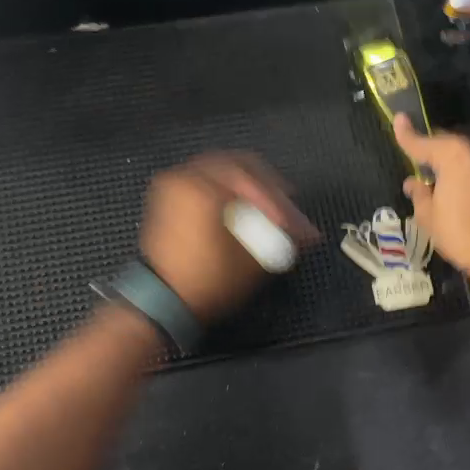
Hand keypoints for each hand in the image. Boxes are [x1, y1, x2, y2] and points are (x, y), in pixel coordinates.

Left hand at [140, 154, 317, 321]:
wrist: (161, 302)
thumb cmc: (206, 280)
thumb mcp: (251, 261)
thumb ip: (281, 238)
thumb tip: (308, 233)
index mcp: (201, 184)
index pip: (253, 177)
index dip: (281, 201)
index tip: (296, 224)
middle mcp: (184, 176)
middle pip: (239, 167)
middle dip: (268, 189)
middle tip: (287, 210)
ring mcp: (172, 185)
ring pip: (222, 173)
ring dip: (249, 190)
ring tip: (270, 211)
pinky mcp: (167, 199)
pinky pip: (205, 183)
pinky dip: (227, 194)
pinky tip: (244, 212)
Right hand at [394, 115, 469, 274]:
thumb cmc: (462, 234)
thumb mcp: (429, 216)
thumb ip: (419, 193)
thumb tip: (413, 182)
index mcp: (453, 154)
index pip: (422, 142)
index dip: (406, 133)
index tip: (397, 120)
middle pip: (447, 144)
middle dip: (433, 152)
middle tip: (422, 167)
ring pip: (468, 153)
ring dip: (455, 162)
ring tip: (445, 179)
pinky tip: (465, 186)